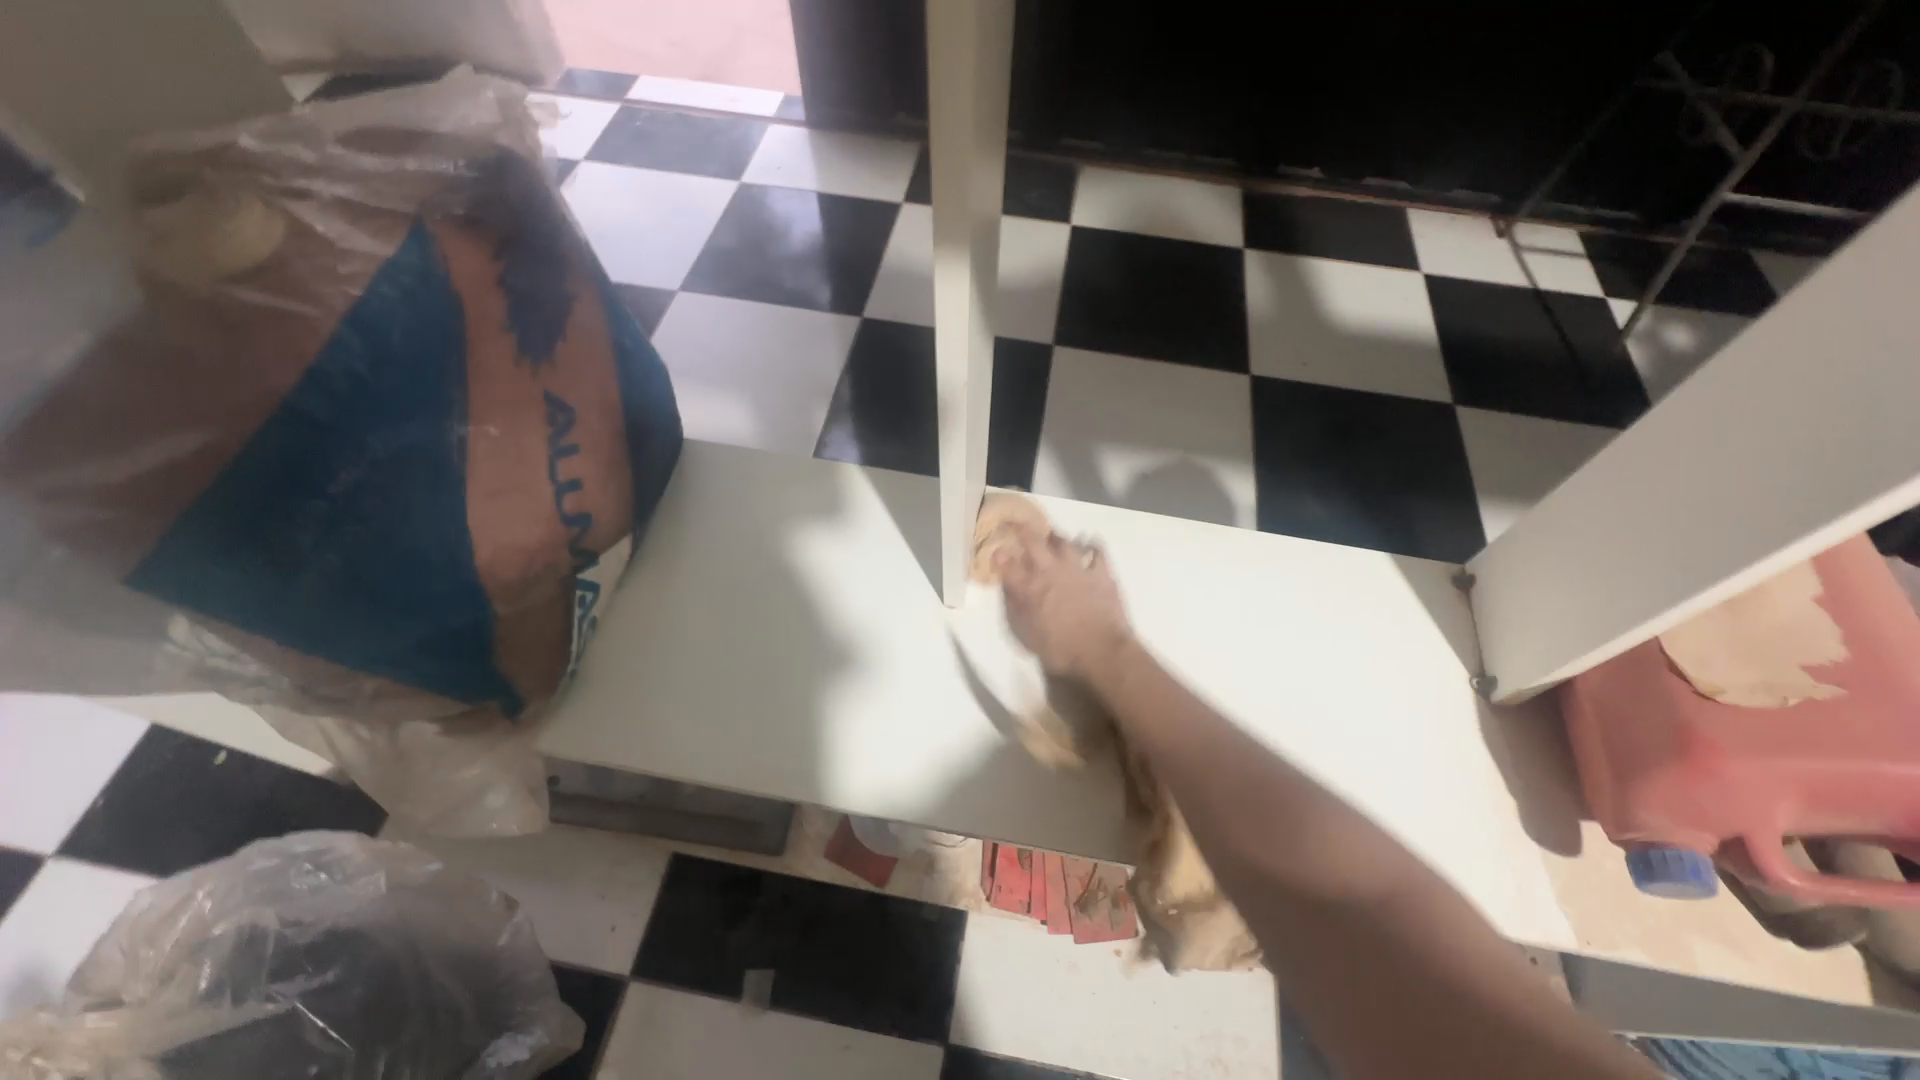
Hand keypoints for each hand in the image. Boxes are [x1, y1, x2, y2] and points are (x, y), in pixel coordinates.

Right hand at [993, 528, 1134, 678]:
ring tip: (1053, 534)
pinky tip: (1091, 544)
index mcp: (1030, 589)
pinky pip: (1098, 552)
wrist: (1101, 651)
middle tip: (1016, 523)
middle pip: (1033, 543)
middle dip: (1022, 530)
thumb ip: (1016, 609)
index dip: (1000, 556)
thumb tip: (1009, 589)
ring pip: (1065, 543)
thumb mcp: (1027, 635)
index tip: (997, 550)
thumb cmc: (1060, 651)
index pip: (1008, 566)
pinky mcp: (1102, 574)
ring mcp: (1078, 569)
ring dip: (1056, 536)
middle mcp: (1051, 572)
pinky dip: (1093, 546)